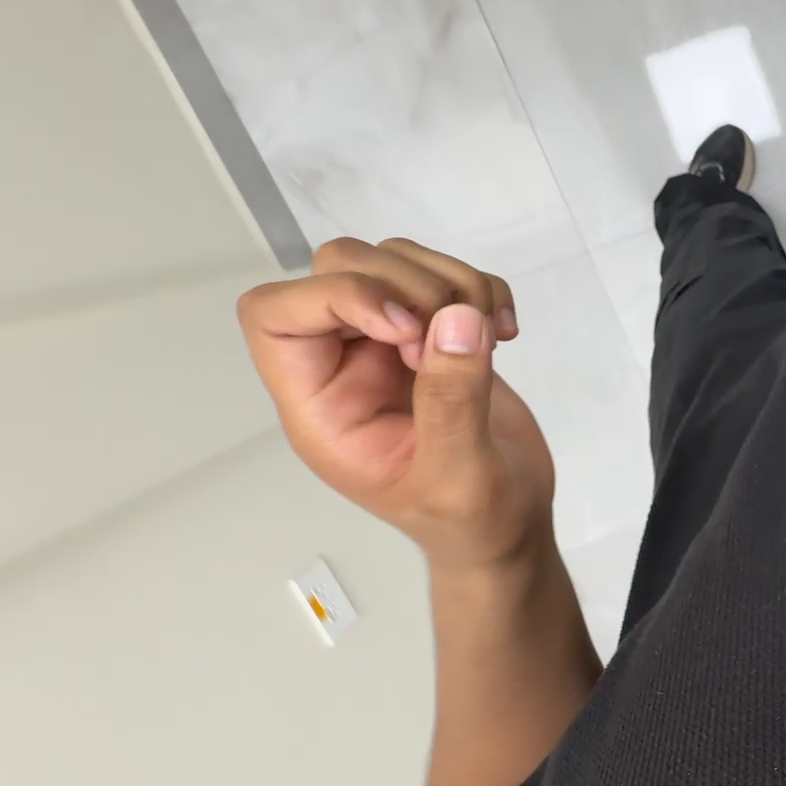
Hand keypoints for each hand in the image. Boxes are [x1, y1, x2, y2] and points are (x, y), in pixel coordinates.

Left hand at [238, 238, 554, 571]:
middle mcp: (349, 363)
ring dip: (456, 281)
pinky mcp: (444, 338)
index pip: (277, 315)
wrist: (509, 524)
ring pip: (398, 261)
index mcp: (323, 404)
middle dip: (412, 284)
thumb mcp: (459, 475)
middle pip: (341, 268)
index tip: (411, 330)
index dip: (339, 298)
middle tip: (462, 333)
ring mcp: (396, 346)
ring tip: (494, 334)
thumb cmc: (470, 520)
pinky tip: (508, 332)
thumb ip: (452, 400)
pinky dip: (486, 289)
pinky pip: (449, 277)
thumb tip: (458, 316)